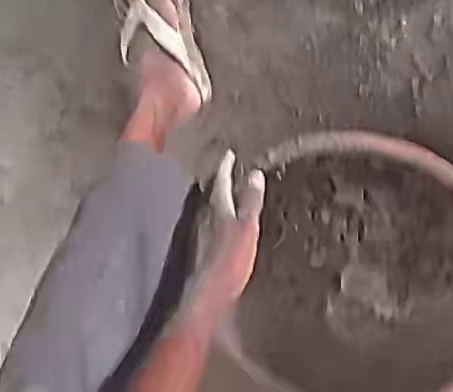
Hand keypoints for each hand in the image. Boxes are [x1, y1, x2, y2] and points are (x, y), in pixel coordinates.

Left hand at [183, 150, 264, 321]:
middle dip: (220, 179)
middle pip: (211, 190)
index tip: (229, 153)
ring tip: (228, 191)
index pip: (220, 179)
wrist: (204, 300)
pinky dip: (217, 214)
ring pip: (208, 205)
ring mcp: (198, 232)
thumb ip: (250, 201)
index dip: (225, 165)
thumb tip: (254, 172)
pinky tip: (222, 222)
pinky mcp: (198, 249)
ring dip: (217, 196)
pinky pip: (209, 220)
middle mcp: (204, 214)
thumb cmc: (228, 261)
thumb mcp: (247, 228)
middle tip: (229, 168)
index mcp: (216, 206)